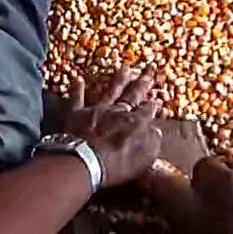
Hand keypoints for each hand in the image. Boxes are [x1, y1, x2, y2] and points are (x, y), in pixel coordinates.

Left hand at [63, 65, 162, 187]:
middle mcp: (117, 112)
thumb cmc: (116, 165)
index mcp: (136, 123)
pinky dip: (77, 89)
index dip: (152, 105)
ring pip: (110, 91)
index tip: (156, 99)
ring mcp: (96, 111)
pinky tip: (78, 79)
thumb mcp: (144, 159)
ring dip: (118, 80)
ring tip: (125, 68)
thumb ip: (152, 142)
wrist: (83, 161)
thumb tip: (155, 130)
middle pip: (132, 96)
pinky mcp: (76, 114)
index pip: (147, 111)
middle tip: (148, 72)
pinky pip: (77, 99)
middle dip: (141, 85)